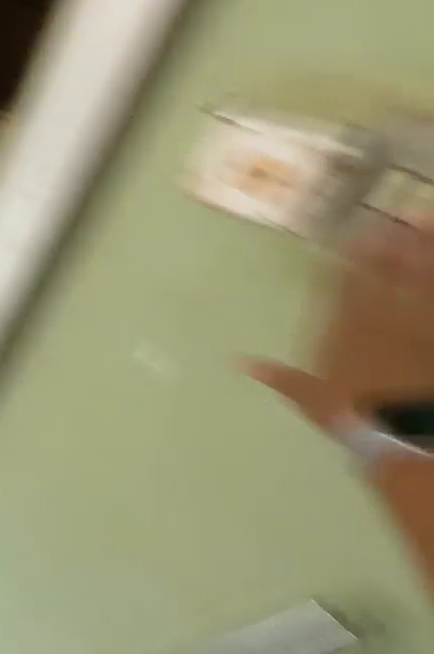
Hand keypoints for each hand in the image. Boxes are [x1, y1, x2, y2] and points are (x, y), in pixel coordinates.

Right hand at [246, 217, 433, 434]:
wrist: (409, 435)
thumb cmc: (358, 420)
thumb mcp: (315, 402)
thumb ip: (282, 378)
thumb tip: (238, 362)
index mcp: (343, 336)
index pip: (345, 292)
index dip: (351, 263)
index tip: (357, 236)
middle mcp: (379, 325)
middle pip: (385, 280)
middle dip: (391, 249)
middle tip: (399, 218)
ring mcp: (417, 331)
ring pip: (420, 285)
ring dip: (422, 257)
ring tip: (424, 228)